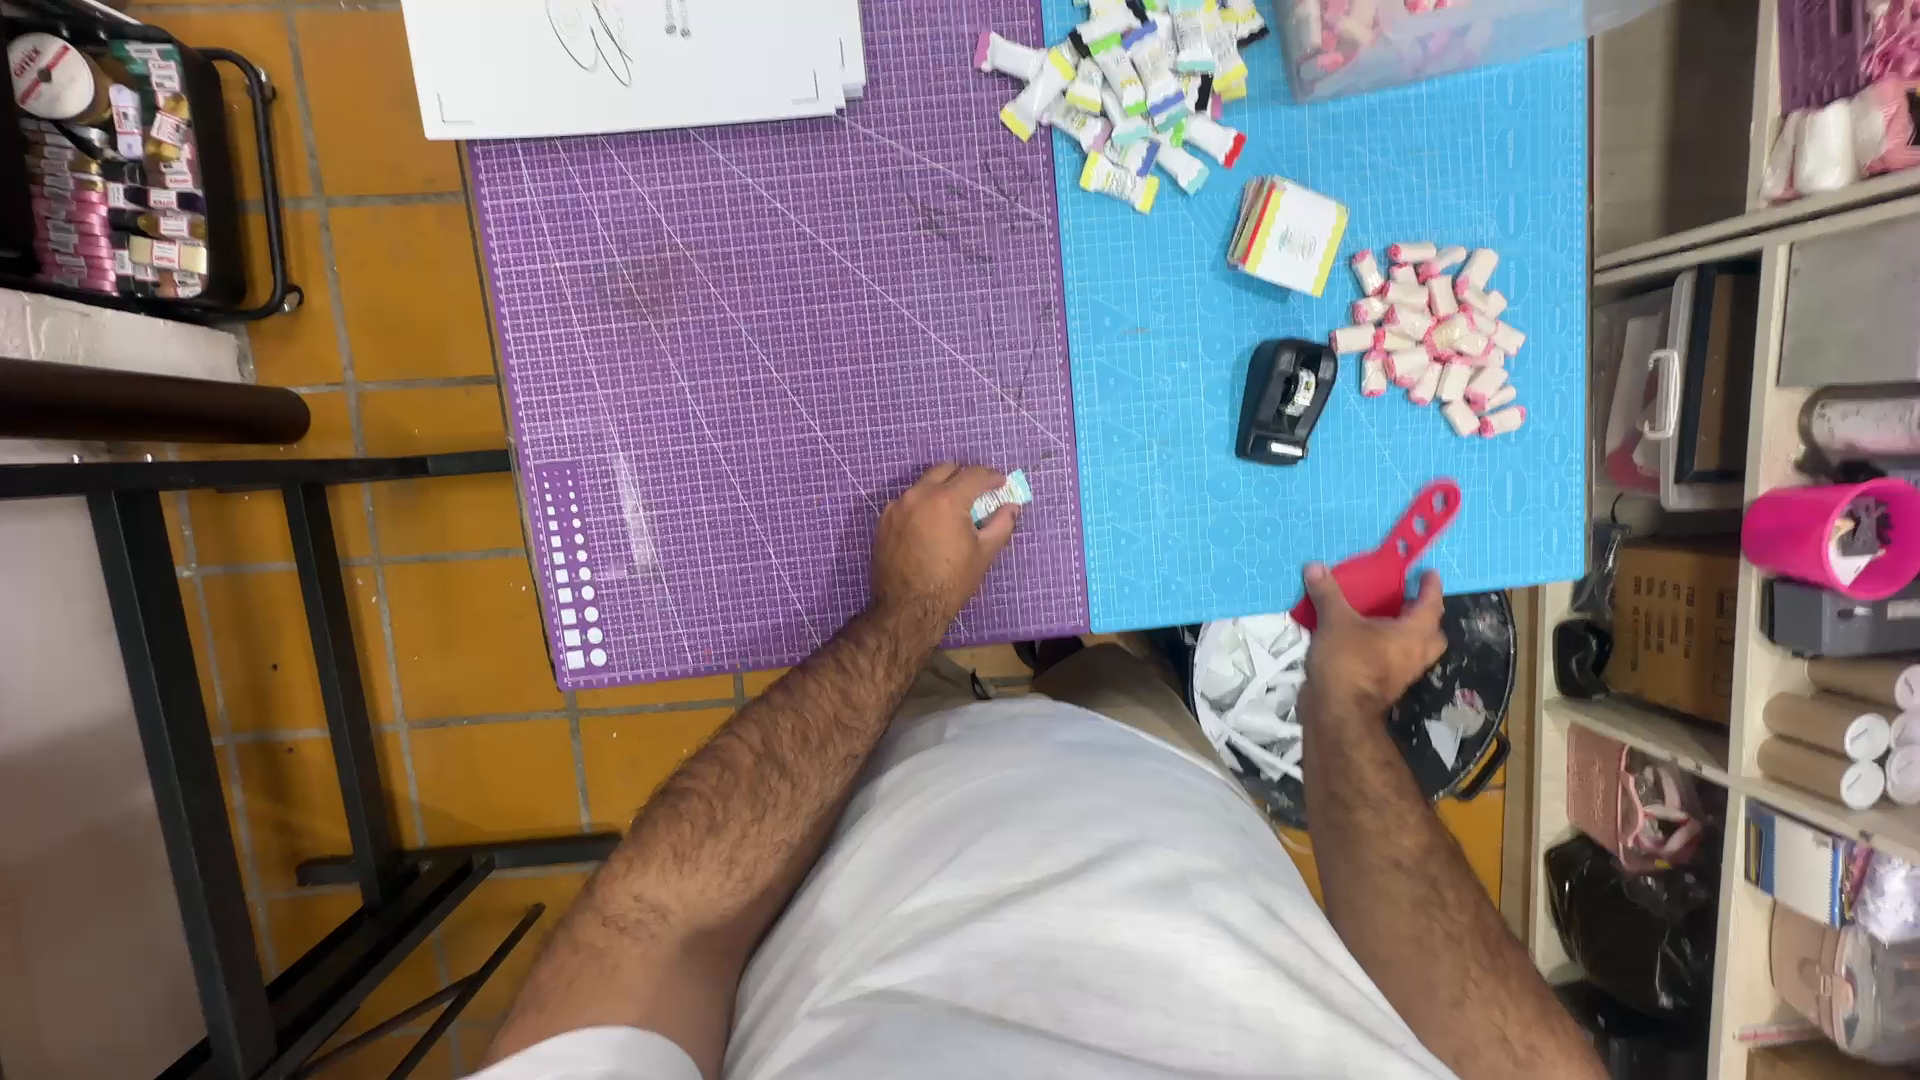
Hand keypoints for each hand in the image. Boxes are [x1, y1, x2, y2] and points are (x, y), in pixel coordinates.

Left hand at [870, 465, 1018, 649]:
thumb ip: (1001, 524)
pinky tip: (930, 523)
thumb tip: (1011, 507)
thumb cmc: (950, 582)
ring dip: (942, 489)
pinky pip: (907, 501)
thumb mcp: (983, 554)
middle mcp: (918, 495)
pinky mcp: (884, 520)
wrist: (907, 609)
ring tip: (953, 509)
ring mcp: (897, 506)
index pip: (974, 475)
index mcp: (946, 500)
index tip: (1001, 484)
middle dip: (965, 476)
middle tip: (978, 492)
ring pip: (924, 484)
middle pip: (946, 470)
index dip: (992, 477)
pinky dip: (922, 504)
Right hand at [1301, 563, 1446, 712]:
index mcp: (1414, 634)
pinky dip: (1384, 647)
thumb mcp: (1335, 621)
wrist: (1338, 711)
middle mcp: (1415, 653)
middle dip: (1423, 616)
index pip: (1430, 605)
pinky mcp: (1384, 684)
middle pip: (1431, 632)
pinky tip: (1363, 640)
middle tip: (1407, 601)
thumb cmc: (1347, 661)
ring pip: (1413, 648)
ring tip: (1383, 619)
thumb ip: (1327, 593)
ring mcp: (1401, 672)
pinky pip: (1393, 659)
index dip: (1430, 587)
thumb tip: (1315, 566)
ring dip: (1405, 634)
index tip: (1429, 573)